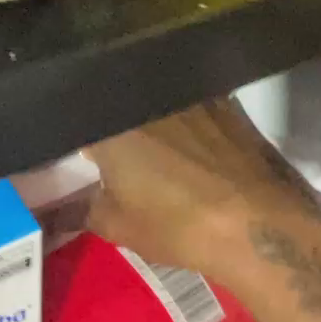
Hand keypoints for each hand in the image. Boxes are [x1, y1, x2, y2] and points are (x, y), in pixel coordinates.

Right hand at [83, 101, 320, 287]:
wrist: (258, 225)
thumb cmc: (177, 224)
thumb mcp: (119, 227)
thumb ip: (83, 210)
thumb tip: (62, 209)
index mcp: (111, 123)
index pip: (78, 121)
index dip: (77, 140)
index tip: (82, 157)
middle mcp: (147, 97)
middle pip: (119, 103)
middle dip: (113, 123)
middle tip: (117, 155)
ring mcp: (189, 95)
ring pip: (156, 100)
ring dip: (151, 119)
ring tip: (158, 151)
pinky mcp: (225, 102)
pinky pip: (192, 104)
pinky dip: (186, 121)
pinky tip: (192, 147)